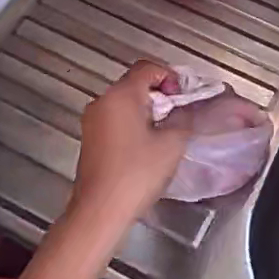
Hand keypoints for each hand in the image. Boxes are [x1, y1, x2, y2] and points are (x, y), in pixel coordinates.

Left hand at [69, 61, 191, 224]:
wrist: (101, 211)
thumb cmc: (137, 173)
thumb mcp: (173, 142)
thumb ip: (184, 116)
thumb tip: (187, 107)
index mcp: (121, 95)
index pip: (148, 68)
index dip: (170, 76)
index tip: (182, 96)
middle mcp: (102, 102)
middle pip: (135, 83)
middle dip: (160, 94)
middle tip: (179, 114)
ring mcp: (92, 121)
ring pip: (125, 102)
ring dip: (147, 109)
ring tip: (165, 131)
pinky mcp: (91, 139)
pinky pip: (116, 118)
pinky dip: (134, 122)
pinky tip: (147, 145)